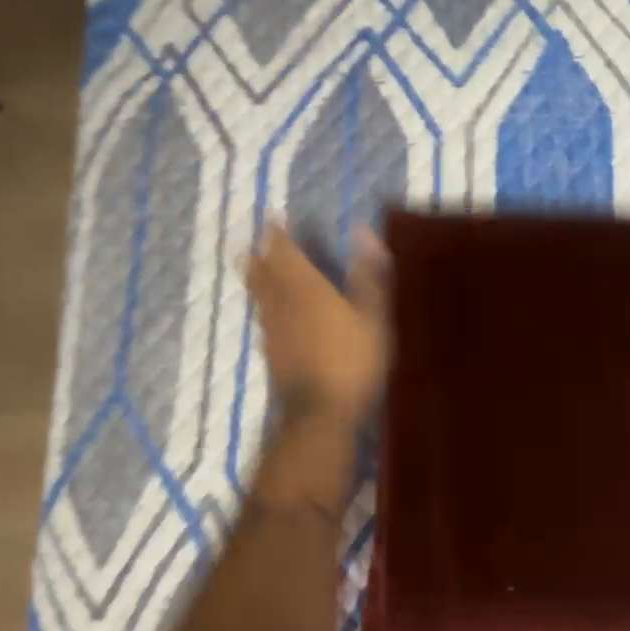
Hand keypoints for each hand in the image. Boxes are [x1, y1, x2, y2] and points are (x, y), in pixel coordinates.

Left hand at [247, 223, 389, 429]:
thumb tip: (363, 231)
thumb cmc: (353, 361)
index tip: (273, 218)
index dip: (277, 233)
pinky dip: (265, 306)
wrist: (321, 412)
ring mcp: (272, 329)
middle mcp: (281, 301)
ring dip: (257, 277)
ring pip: (258, 294)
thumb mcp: (373, 317)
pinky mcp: (271, 352)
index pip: (283, 250)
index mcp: (305, 287)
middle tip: (257, 240)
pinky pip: (264, 318)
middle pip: (261, 270)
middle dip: (259, 253)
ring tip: (256, 266)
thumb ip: (368, 276)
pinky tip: (271, 312)